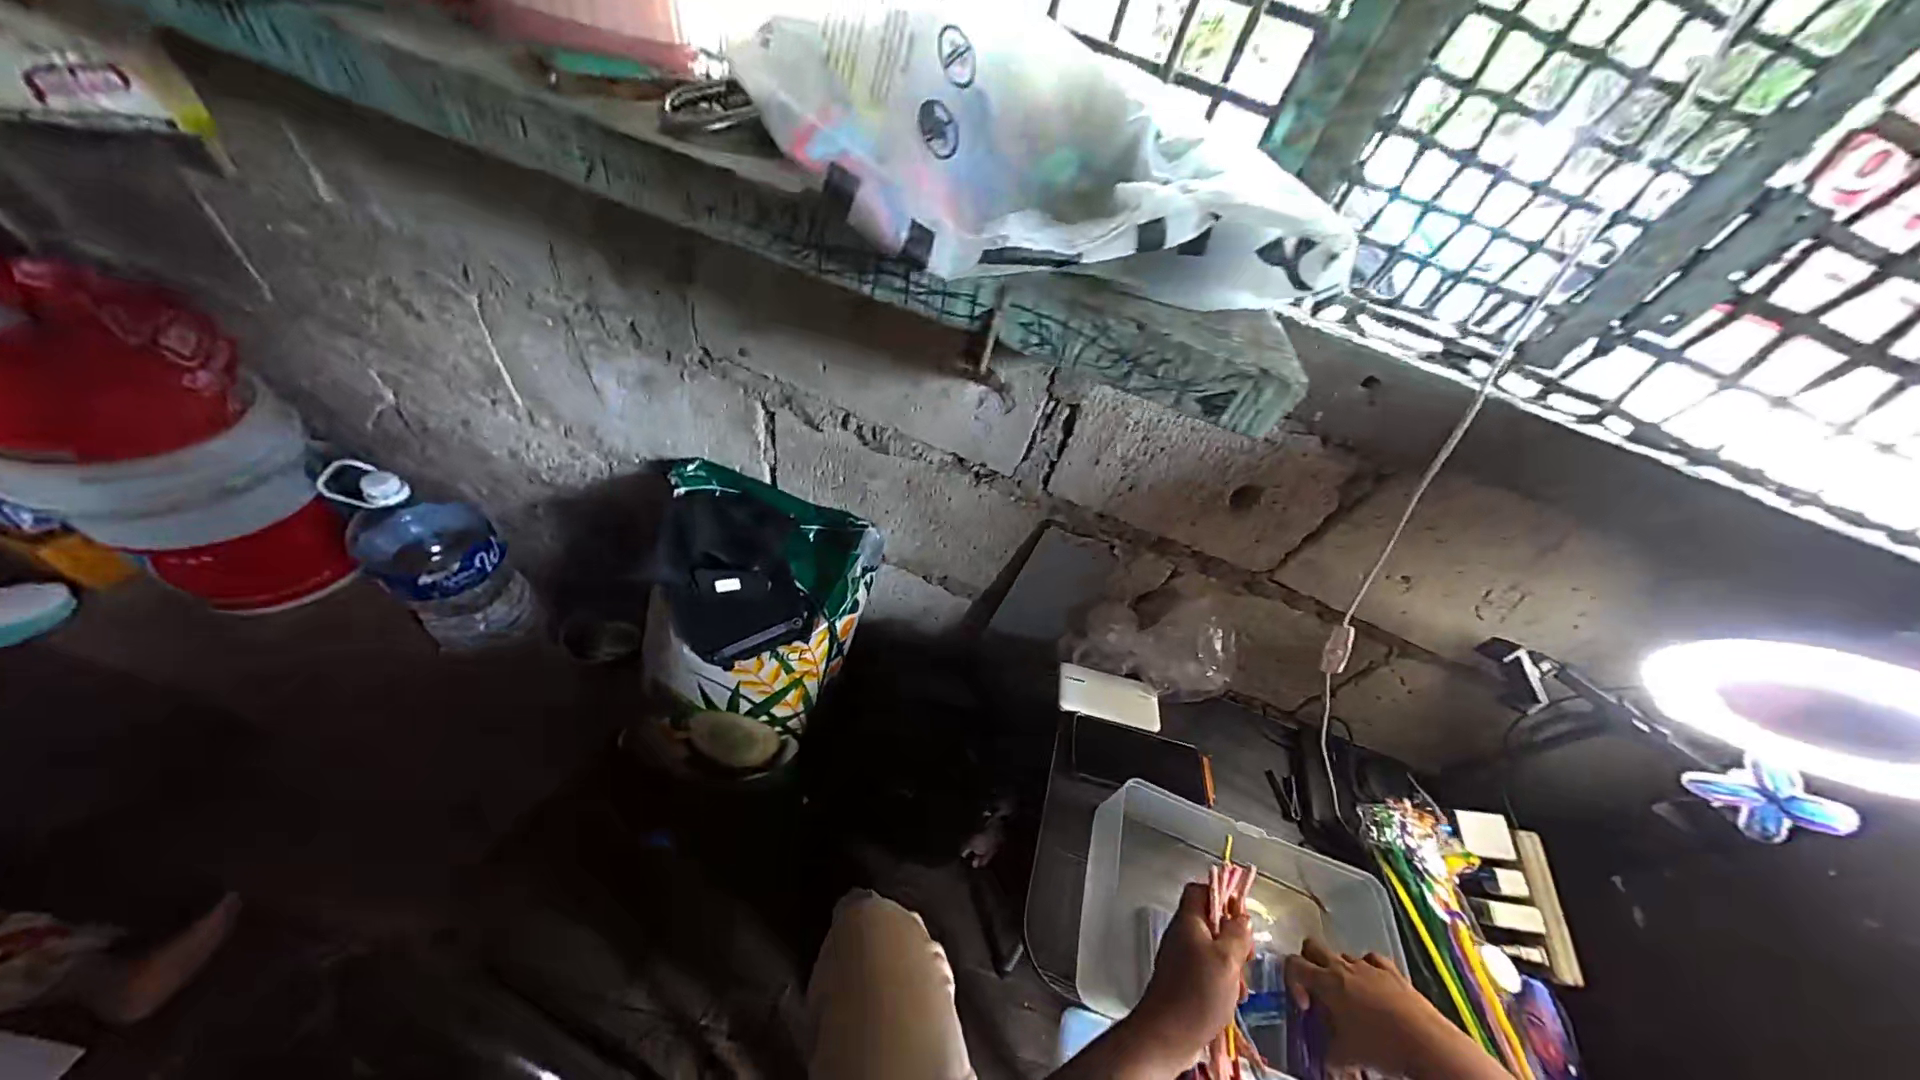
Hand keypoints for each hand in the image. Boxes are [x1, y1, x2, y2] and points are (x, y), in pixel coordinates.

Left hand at [1128, 881, 1253, 1067]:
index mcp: (1188, 921)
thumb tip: (1241, 916)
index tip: (1242, 917)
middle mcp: (1183, 935)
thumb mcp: (1226, 959)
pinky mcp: (1186, 982)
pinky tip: (1233, 1000)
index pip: (1200, 890)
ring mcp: (1182, 959)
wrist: (1168, 1034)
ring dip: (1233, 966)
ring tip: (1241, 987)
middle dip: (1234, 939)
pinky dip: (1224, 982)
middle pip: (1212, 922)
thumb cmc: (1197, 992)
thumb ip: (1237, 934)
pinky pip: (1210, 972)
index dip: (1221, 895)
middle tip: (1247, 958)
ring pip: (1215, 950)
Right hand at [1284, 939, 1509, 1079]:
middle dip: (1310, 964)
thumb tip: (1325, 1061)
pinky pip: (1371, 961)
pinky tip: (1375, 989)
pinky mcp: (1393, 972)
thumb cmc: (1380, 1048)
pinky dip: (1368, 971)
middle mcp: (1342, 966)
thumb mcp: (1345, 1057)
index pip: (1293, 964)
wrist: (1428, 1045)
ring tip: (1352, 1000)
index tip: (1307, 1008)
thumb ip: (1327, 1053)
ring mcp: (1369, 966)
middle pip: (1312, 947)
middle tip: (1319, 991)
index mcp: (1326, 982)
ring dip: (1340, 971)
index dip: (1292, 982)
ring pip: (1343, 955)